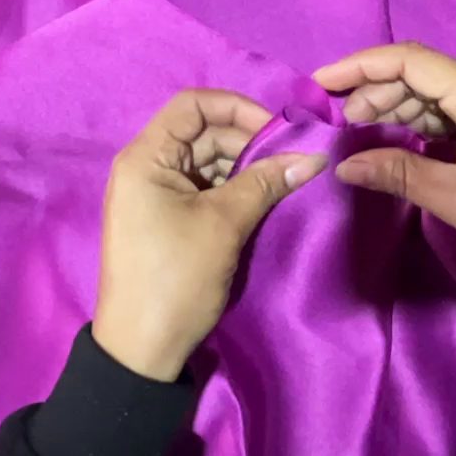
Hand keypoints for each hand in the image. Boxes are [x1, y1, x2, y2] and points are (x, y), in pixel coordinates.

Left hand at [93, 89, 327, 380]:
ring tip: (283, 179)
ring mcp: (156, 191)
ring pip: (207, 159)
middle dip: (248, 140)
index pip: (193, 105)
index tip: (278, 130)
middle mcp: (147, 165)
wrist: (142, 350)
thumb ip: (266, 182)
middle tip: (291, 159)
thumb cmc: (176, 278)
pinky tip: (264, 196)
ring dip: (245, 164)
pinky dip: (233, 186)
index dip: (237, 107)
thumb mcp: (224, 225)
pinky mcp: (167, 215)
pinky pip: (204, 185)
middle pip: (203, 131)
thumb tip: (313, 155)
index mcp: (146, 156)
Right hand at [314, 43, 455, 311]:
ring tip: (354, 128)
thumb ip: (399, 173)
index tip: (320, 82)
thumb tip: (344, 166)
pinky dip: (417, 122)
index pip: (413, 62)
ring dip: (392, 106)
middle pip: (421, 73)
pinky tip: (392, 137)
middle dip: (372, 89)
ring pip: (433, 91)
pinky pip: (450, 112)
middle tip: (335, 120)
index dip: (361, 66)